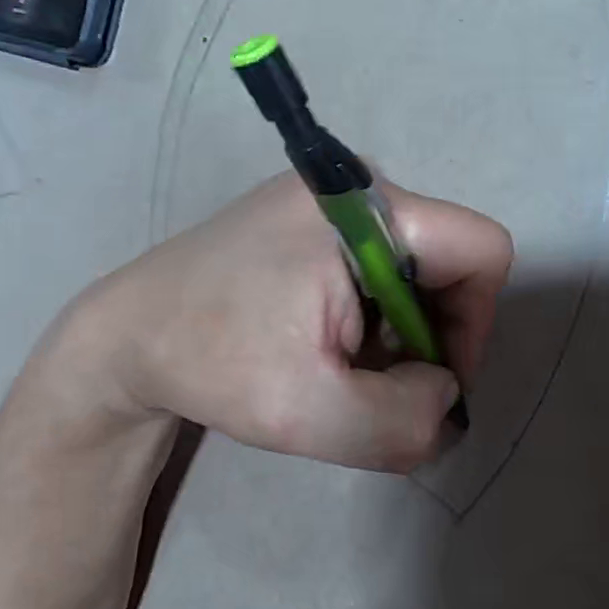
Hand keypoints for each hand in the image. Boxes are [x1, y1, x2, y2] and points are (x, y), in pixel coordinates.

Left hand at [54, 173, 512, 472]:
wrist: (127, 336)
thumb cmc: (210, 362)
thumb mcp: (311, 413)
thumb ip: (405, 420)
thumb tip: (446, 397)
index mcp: (362, 208)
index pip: (480, 250)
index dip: (475, 324)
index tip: (432, 381)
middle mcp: (354, 187)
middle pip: (448, 261)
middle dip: (429, 337)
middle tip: (375, 387)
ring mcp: (328, 200)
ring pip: (414, 271)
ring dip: (396, 334)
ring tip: (337, 368)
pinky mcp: (308, 221)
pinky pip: (378, 268)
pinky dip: (370, 320)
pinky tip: (322, 346)